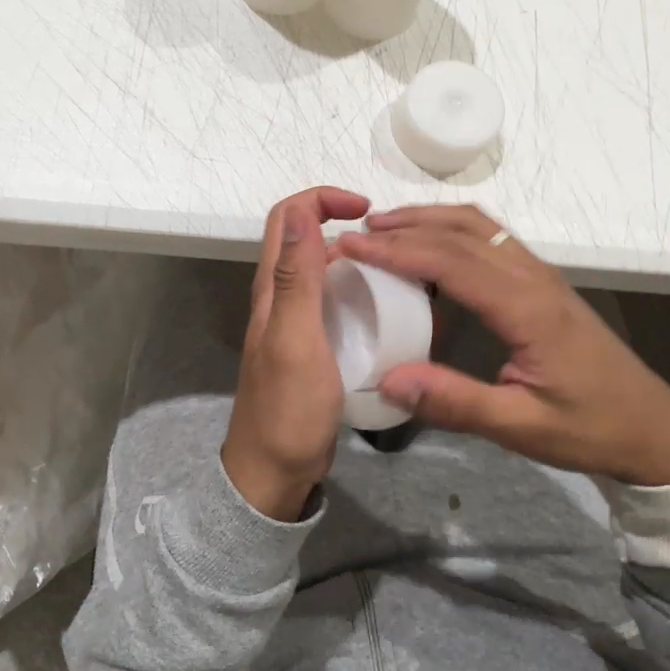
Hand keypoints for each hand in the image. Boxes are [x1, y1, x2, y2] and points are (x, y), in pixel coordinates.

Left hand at [221, 187, 371, 520]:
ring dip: (355, 258)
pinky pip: (334, 303)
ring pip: (321, 271)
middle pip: (304, 239)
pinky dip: (358, 292)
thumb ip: (295, 278)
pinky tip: (387, 309)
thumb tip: (301, 213)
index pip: (287, 218)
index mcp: (271, 289)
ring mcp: (295, 323)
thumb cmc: (287, 408)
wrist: (275, 470)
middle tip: (391, 241)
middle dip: (344, 223)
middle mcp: (279, 298)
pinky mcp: (312, 347)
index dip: (323, 199)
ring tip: (399, 270)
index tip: (367, 210)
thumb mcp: (294, 339)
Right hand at [334, 205, 669, 486]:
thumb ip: (455, 402)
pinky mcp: (542, 283)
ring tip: (381, 229)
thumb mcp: (521, 427)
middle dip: (404, 227)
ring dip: (428, 220)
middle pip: (462, 231)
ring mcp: (541, 275)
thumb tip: (388, 381)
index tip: (350, 247)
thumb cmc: (590, 429)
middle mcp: (534, 277)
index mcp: (528, 308)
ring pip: (479, 225)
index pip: (451, 261)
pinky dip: (450, 231)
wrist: (651, 429)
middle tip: (354, 235)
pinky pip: (491, 238)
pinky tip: (427, 249)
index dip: (396, 250)